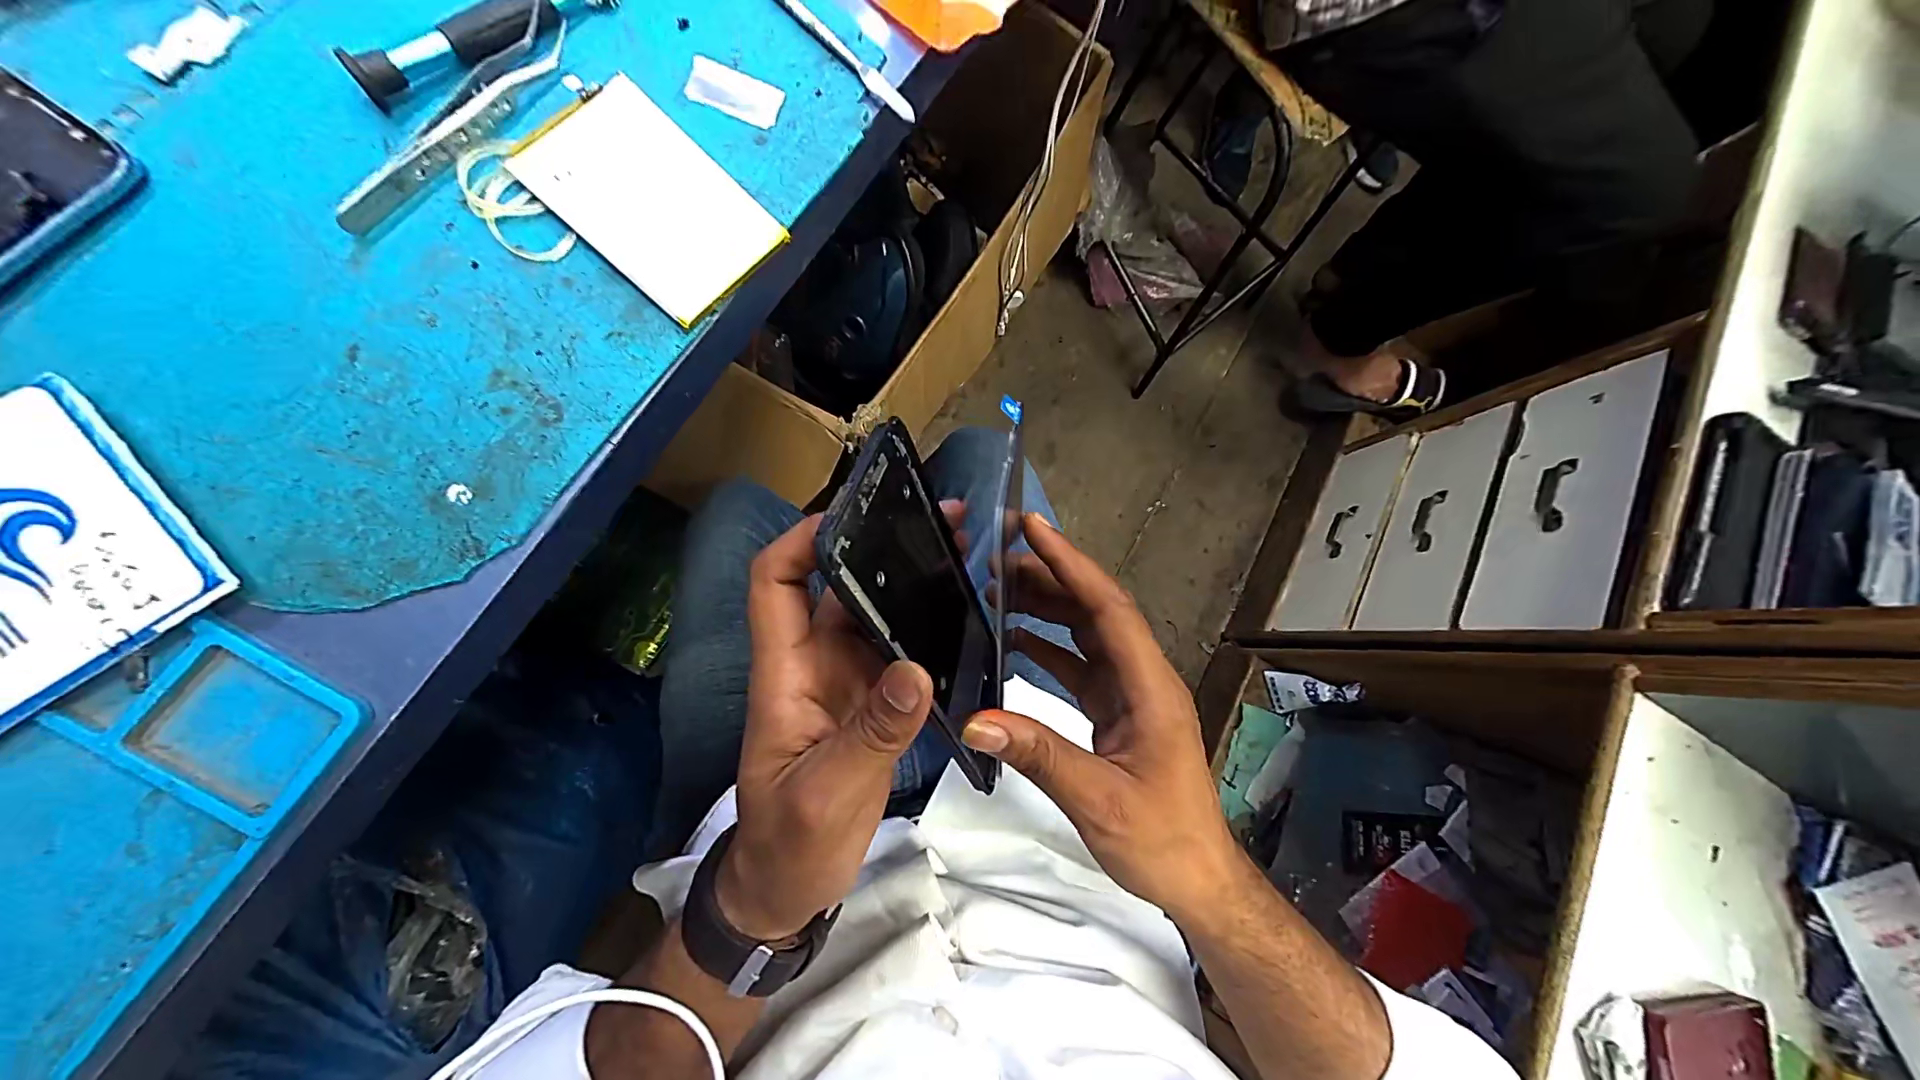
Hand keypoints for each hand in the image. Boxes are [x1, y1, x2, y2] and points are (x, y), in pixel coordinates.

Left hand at [715, 506, 959, 940]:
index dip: (801, 540)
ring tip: (963, 552)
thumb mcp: (827, 792)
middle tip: (942, 521)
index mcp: (785, 674)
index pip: (773, 584)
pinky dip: (926, 626)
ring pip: (874, 614)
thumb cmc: (790, 842)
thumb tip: (917, 670)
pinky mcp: (873, 703)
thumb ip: (872, 733)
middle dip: (881, 547)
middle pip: (836, 586)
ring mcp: (846, 682)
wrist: (789, 887)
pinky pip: (900, 651)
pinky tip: (963, 611)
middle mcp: (814, 664)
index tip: (852, 513)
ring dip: (910, 581)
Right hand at [961, 513, 1242, 923]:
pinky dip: (1048, 645)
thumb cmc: (1161, 839)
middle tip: (996, 560)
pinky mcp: (1117, 710)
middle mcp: (1142, 678)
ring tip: (997, 590)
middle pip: (1095, 610)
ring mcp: (1130, 693)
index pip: (1108, 608)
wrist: (1197, 877)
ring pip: (1087, 633)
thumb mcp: (1098, 800)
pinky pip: (1080, 663)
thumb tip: (976, 720)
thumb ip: (1039, 755)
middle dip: (1049, 578)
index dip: (1070, 564)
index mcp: (1150, 687)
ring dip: (1046, 607)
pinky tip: (1015, 639)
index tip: (1033, 528)